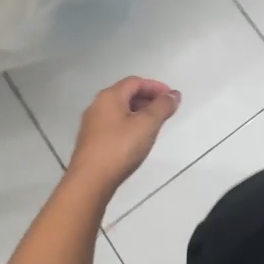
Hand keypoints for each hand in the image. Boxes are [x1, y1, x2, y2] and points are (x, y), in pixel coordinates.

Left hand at [67, 77, 181, 192]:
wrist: (89, 181)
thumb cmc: (120, 148)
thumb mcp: (147, 125)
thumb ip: (162, 107)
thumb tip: (174, 94)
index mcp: (109, 96)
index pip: (135, 82)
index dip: (155, 86)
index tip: (171, 98)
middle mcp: (97, 105)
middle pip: (126, 94)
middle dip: (148, 99)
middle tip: (165, 111)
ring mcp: (91, 124)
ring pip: (119, 110)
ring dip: (138, 113)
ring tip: (154, 126)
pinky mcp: (91, 141)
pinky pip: (113, 124)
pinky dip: (128, 124)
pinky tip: (136, 139)